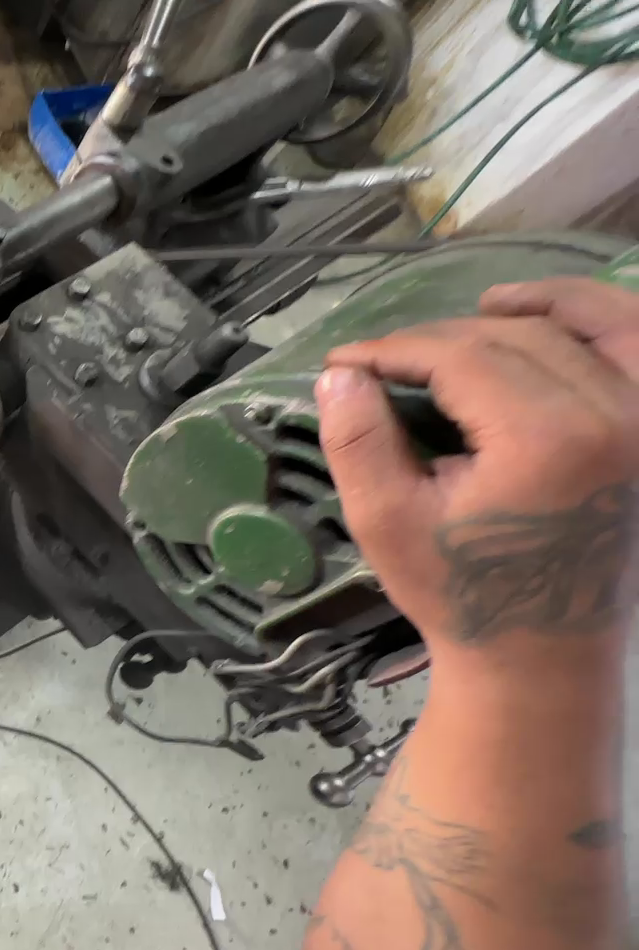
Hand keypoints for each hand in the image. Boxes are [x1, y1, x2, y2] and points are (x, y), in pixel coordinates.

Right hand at [315, 278, 638, 671]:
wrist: (540, 643)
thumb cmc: (452, 584)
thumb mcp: (382, 517)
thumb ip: (358, 440)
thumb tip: (339, 375)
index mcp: (549, 439)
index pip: (464, 357)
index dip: (394, 350)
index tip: (343, 361)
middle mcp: (625, 415)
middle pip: (521, 337)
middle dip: (438, 338)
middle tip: (377, 360)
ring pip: (602, 325)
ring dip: (533, 308)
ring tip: (478, 306)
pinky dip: (607, 320)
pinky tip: (557, 318)